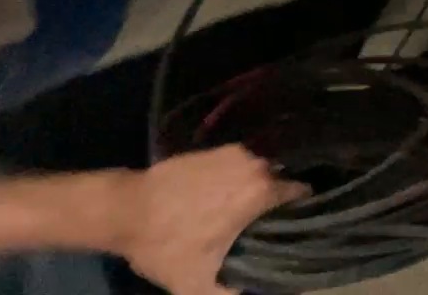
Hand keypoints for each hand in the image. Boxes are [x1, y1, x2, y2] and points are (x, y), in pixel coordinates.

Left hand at [116, 146, 303, 294]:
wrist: (125, 210)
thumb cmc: (166, 245)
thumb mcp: (196, 282)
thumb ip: (232, 291)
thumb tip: (260, 291)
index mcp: (263, 192)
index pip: (302, 193)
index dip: (301, 210)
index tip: (291, 224)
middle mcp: (260, 166)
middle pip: (282, 183)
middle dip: (272, 202)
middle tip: (254, 222)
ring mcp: (241, 153)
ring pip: (262, 173)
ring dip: (254, 189)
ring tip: (234, 208)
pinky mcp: (223, 147)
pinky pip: (243, 164)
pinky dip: (236, 178)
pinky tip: (216, 194)